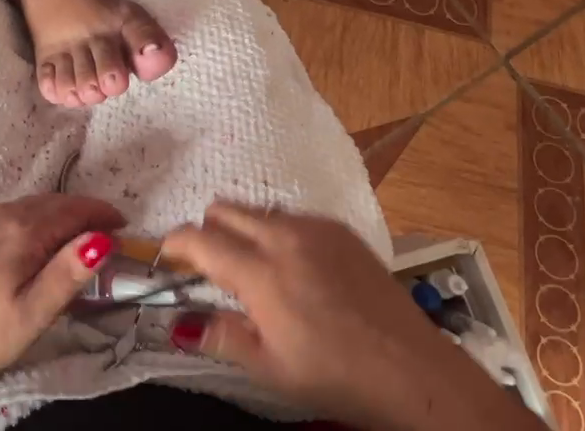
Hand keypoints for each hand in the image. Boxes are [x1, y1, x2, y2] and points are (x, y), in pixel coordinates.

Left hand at [0, 194, 122, 390]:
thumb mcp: (35, 312)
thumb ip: (68, 273)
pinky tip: (52, 239)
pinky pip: (23, 211)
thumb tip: (103, 238)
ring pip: (39, 204)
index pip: (72, 209)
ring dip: (67, 214)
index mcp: (21, 229)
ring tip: (89, 237)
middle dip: (87, 212)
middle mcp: (5, 213)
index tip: (126, 227)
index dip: (101, 214)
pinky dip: (46, 217)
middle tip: (113, 234)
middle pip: (56, 202)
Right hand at [163, 204, 541, 430]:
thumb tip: (178, 322)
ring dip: (243, 230)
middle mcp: (283, 236)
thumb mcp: (270, 369)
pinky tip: (297, 269)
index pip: (198, 238)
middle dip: (207, 231)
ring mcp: (315, 227)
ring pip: (257, 209)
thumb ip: (220, 336)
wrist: (415, 372)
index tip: (169, 260)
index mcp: (260, 272)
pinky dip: (278, 232)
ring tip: (257, 270)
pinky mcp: (340, 229)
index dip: (175, 245)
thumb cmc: (337, 377)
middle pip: (223, 209)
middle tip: (212, 267)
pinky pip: (291, 215)